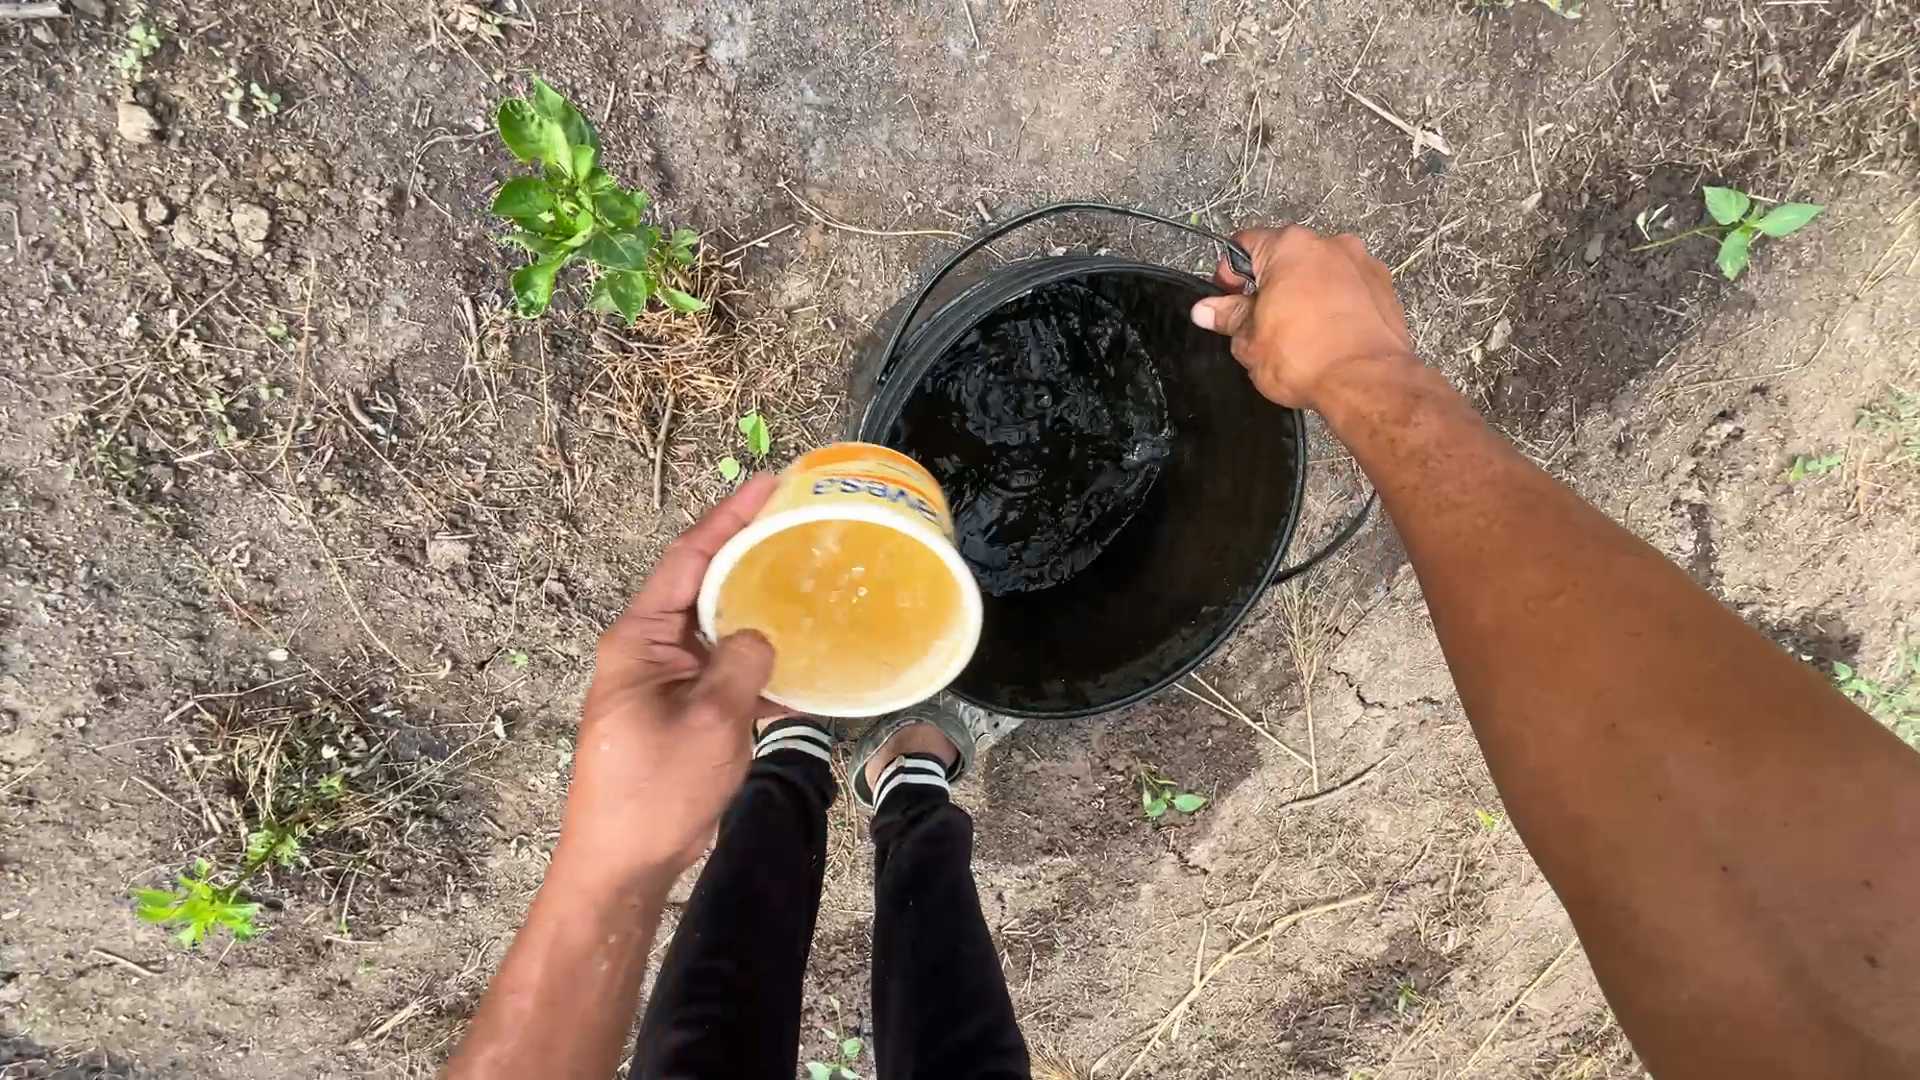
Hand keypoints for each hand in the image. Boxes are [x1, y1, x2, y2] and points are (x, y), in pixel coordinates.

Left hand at [557, 473, 785, 885]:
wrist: (624, 865)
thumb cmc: (654, 791)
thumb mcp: (708, 721)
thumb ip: (742, 664)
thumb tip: (763, 635)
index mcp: (642, 638)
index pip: (689, 559)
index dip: (728, 517)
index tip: (768, 484)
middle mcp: (653, 647)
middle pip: (706, 584)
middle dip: (750, 553)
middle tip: (798, 525)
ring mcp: (670, 677)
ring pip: (723, 626)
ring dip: (761, 609)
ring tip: (808, 583)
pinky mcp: (687, 705)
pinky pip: (729, 668)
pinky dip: (762, 664)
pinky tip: (803, 667)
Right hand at [1190, 225, 1418, 409]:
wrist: (1365, 380)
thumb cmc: (1307, 357)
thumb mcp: (1248, 341)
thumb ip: (1228, 317)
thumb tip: (1207, 309)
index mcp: (1288, 248)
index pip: (1244, 245)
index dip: (1228, 274)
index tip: (1226, 301)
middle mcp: (1327, 245)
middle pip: (1283, 257)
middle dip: (1266, 285)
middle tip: (1255, 322)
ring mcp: (1359, 262)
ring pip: (1316, 272)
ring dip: (1300, 294)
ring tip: (1293, 333)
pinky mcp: (1382, 285)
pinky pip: (1345, 287)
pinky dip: (1331, 304)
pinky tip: (1322, 335)